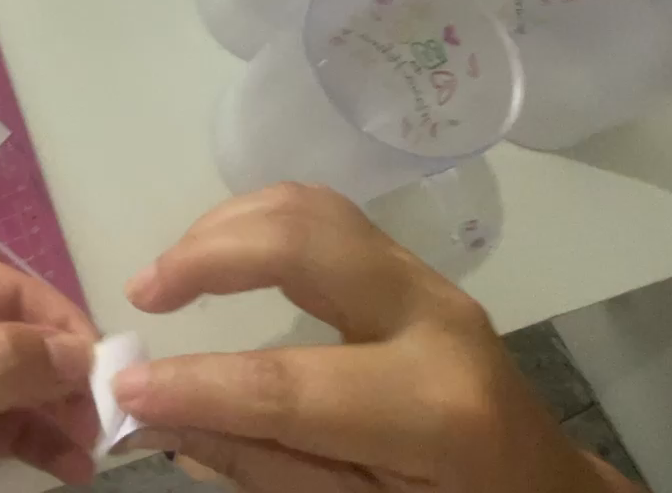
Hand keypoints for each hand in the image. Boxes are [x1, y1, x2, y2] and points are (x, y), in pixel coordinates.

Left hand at [0, 256, 100, 492]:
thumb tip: (79, 347)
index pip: (2, 286)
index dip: (53, 314)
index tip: (97, 360)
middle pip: (17, 333)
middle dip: (62, 369)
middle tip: (104, 414)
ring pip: (19, 381)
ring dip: (60, 409)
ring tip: (94, 445)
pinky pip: (7, 426)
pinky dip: (43, 442)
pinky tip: (71, 465)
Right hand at [114, 184, 642, 492]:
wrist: (547, 491)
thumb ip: (257, 462)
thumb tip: (156, 419)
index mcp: (436, 408)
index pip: (289, 386)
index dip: (197, 384)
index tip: (125, 384)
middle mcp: (433, 317)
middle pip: (301, 242)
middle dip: (208, 257)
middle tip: (146, 292)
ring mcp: (421, 275)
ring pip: (305, 206)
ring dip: (224, 226)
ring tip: (172, 273)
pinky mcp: (401, 260)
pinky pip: (316, 211)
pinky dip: (253, 219)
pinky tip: (220, 250)